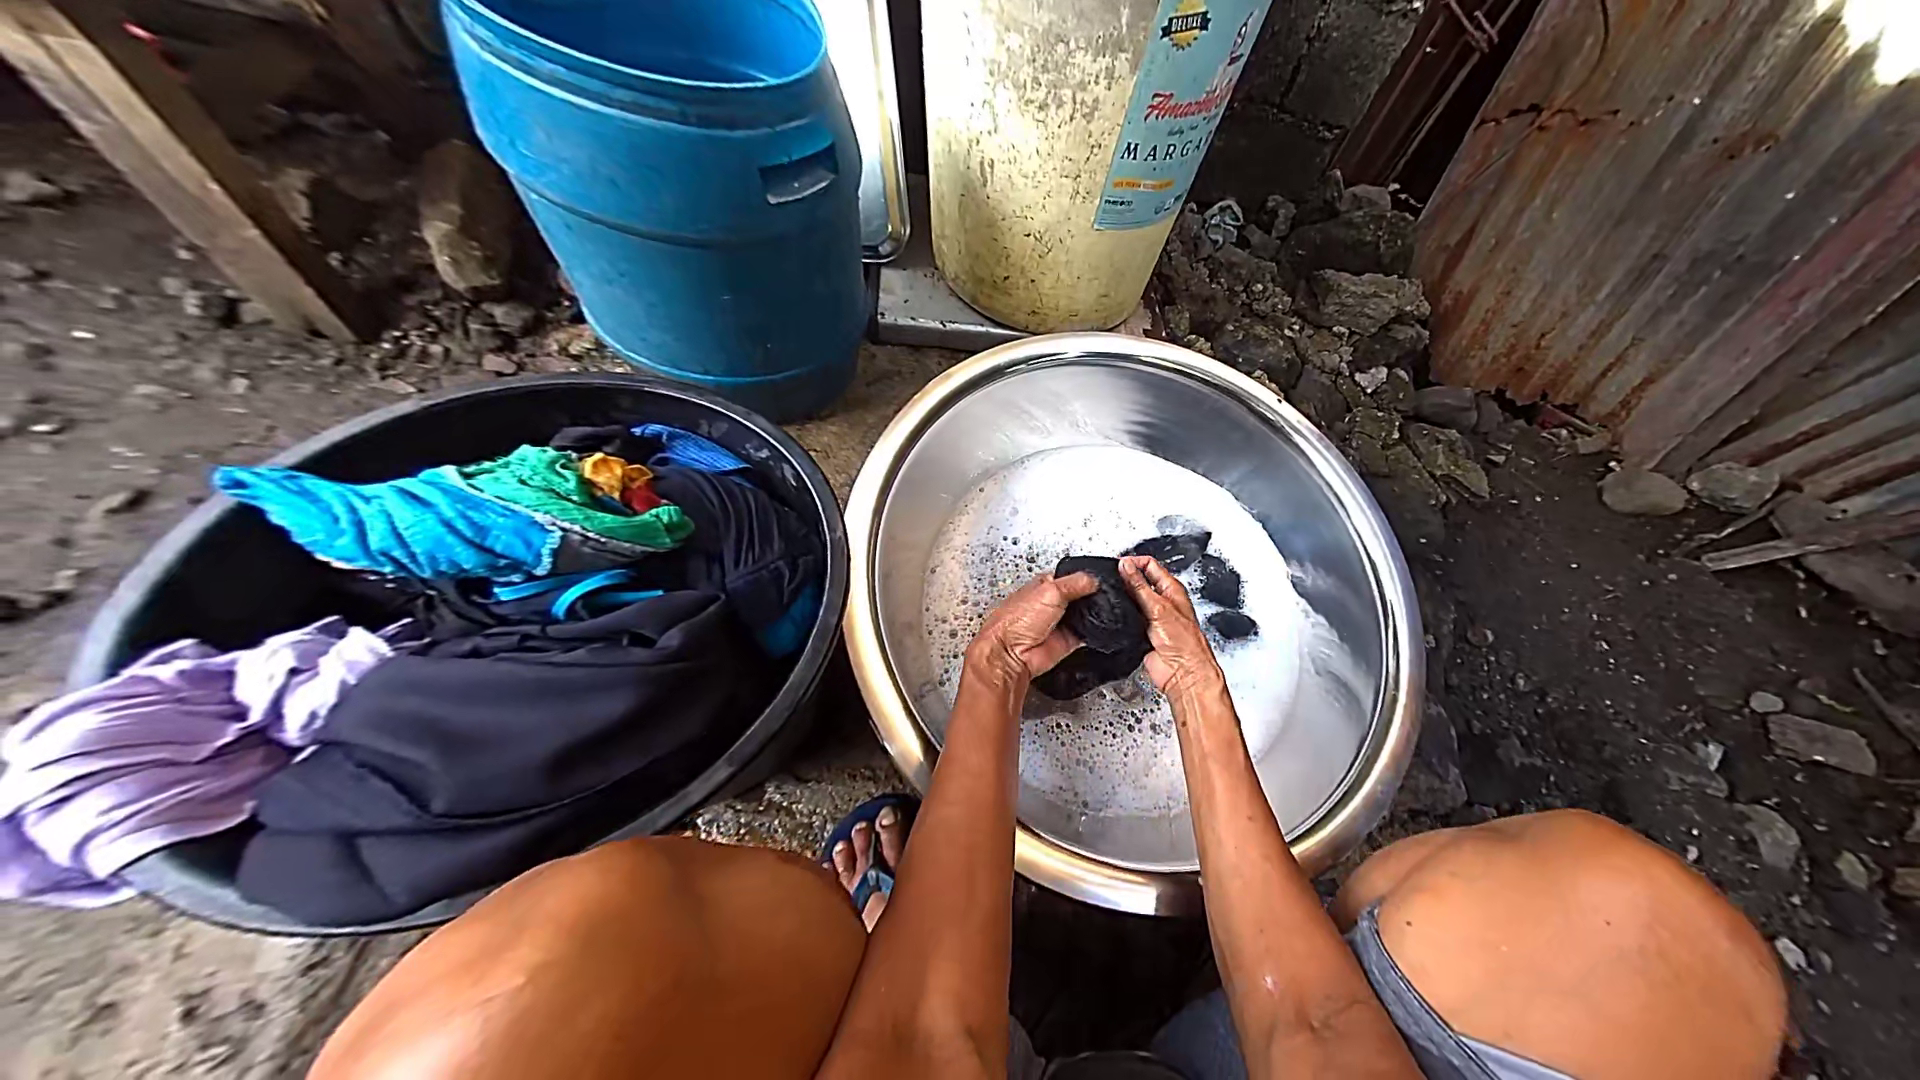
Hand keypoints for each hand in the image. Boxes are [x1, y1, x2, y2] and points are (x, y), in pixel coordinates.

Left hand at [965, 572, 1099, 684]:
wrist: (1011, 655)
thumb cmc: (1015, 621)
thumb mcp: (1050, 590)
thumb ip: (1074, 583)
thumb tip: (1093, 579)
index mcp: (1042, 586)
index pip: (1069, 578)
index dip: (1083, 579)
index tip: (1097, 580)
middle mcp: (1049, 604)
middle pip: (1079, 597)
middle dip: (1089, 598)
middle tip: (1097, 598)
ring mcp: (1058, 623)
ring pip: (1083, 615)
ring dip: (1090, 615)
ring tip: (1094, 614)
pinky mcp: (1065, 641)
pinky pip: (1085, 634)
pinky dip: (1091, 632)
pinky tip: (1094, 628)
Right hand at [1118, 556, 1227, 700]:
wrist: (1183, 673)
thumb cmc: (1185, 644)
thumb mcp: (1158, 607)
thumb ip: (1139, 586)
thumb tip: (1126, 566)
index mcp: (1172, 589)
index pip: (1149, 565)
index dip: (1133, 562)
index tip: (1117, 565)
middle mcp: (1162, 602)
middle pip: (1138, 582)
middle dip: (1125, 579)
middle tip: (1111, 580)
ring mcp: (1151, 618)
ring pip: (1131, 600)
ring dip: (1122, 598)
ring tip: (1112, 596)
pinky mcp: (1142, 633)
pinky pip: (1127, 619)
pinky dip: (1120, 616)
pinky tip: (1114, 615)